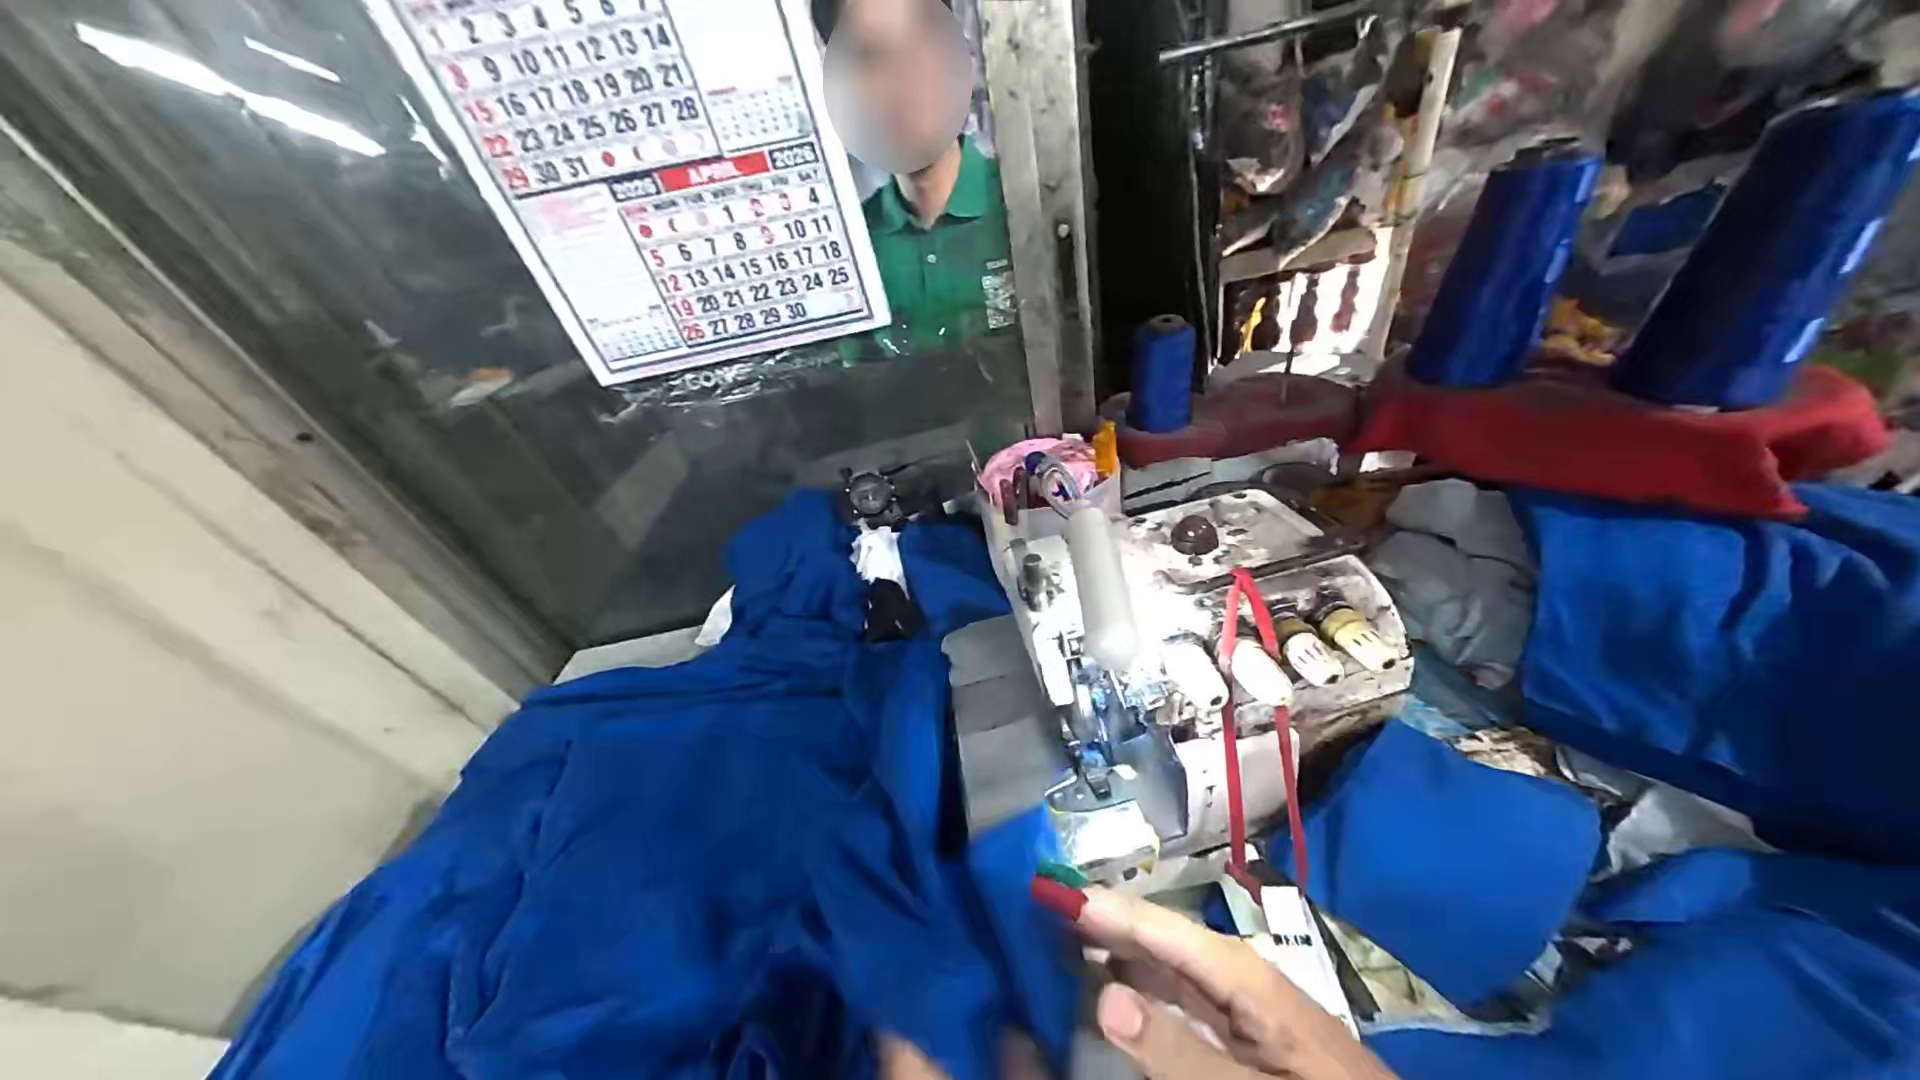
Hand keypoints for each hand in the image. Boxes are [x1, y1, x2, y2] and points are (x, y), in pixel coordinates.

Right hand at [1073, 886, 1398, 1079]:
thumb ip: (1180, 1051)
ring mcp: (1231, 997)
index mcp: (1236, 969)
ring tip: (1058, 939)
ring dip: (1110, 949)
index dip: (1099, 906)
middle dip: (1097, 920)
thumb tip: (1103, 994)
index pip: (1153, 924)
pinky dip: (1134, 983)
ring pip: (1157, 960)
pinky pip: (1172, 992)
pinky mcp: (1233, 1024)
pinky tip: (1108, 987)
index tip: (1047, 889)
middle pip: (1150, 934)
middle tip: (1039, 908)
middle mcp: (1228, 969)